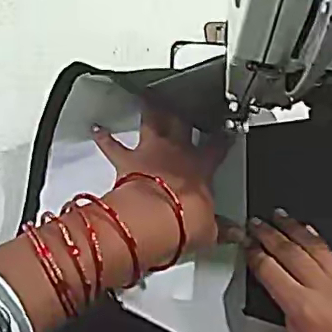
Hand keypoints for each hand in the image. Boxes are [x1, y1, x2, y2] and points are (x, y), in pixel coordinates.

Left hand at [93, 111, 225, 259]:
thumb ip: (220, 227)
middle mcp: (177, 152)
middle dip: (185, 110)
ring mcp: (151, 152)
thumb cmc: (184, 220)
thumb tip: (233, 234)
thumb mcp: (210, 229)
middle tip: (185, 100)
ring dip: (150, 109)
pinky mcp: (127, 159)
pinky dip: (104, 137)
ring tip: (148, 97)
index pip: (218, 147)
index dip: (223, 138)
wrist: (154, 218)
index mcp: (202, 167)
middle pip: (183, 122)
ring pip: (152, 121)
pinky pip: (112, 145)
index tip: (227, 132)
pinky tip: (97, 129)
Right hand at [245, 211, 331, 331]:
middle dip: (270, 234)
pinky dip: (320, 243)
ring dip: (295, 230)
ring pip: (316, 248)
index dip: (254, 253)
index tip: (245, 244)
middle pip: (292, 251)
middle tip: (257, 223)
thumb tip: (282, 298)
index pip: (270, 270)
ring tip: (281, 218)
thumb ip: (287, 317)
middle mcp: (328, 292)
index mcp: (304, 309)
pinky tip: (313, 238)